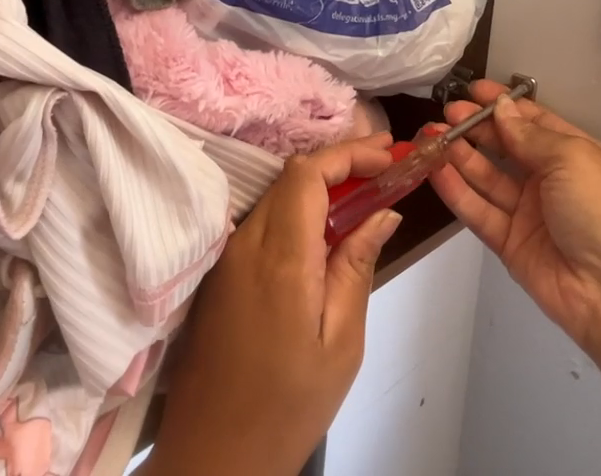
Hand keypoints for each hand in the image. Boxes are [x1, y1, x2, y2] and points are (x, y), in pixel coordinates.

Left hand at [144, 135, 400, 475]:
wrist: (213, 455)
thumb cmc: (287, 406)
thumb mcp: (341, 342)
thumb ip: (358, 266)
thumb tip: (382, 213)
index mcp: (281, 258)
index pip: (307, 173)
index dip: (348, 153)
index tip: (387, 156)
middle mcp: (245, 244)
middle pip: (290, 178)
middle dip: (339, 166)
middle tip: (384, 172)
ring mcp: (225, 257)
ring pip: (275, 197)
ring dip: (318, 188)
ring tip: (363, 197)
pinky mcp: (217, 273)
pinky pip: (260, 223)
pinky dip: (295, 212)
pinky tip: (323, 233)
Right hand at [429, 80, 600, 348]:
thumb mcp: (572, 158)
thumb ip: (529, 135)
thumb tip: (502, 109)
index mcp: (576, 155)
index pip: (534, 121)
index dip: (504, 105)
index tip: (473, 90)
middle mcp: (551, 181)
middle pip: (506, 147)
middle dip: (476, 128)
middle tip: (447, 113)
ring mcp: (529, 213)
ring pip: (487, 177)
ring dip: (460, 155)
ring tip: (432, 135)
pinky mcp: (509, 242)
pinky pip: (478, 210)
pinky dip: (456, 190)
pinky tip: (436, 170)